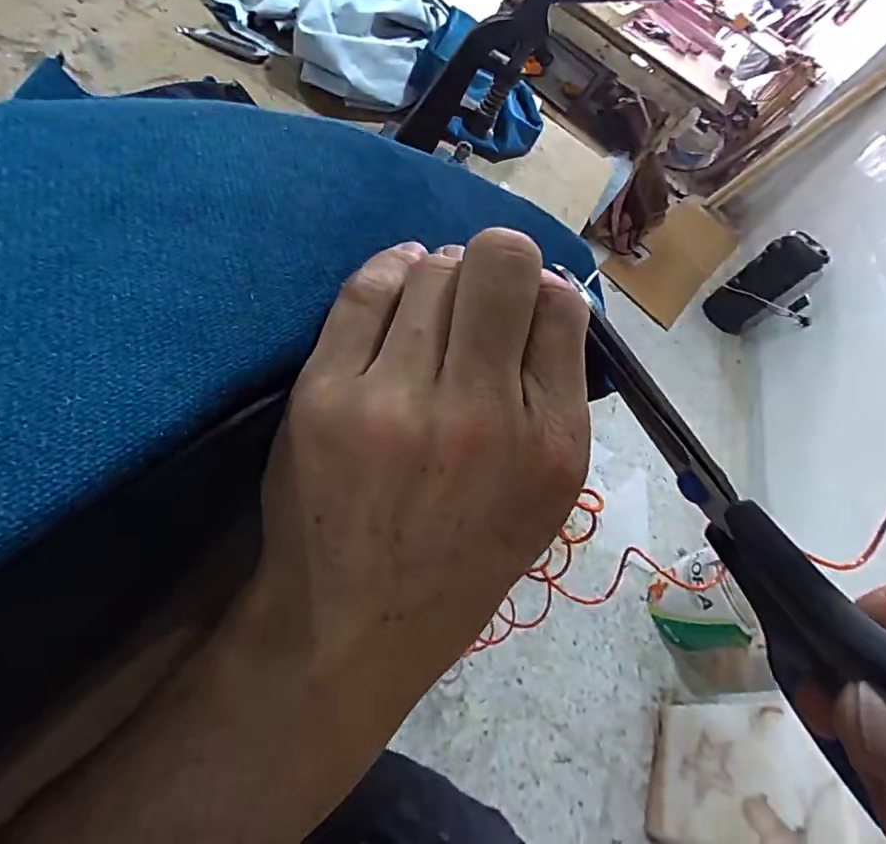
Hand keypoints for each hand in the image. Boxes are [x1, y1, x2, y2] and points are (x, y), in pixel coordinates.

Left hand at [1, 231, 590, 843]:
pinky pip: (366, 288)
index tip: (521, 301)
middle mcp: (478, 415)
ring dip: (440, 272)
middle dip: (496, 262)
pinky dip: (390, 268)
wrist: (353, 622)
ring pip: (432, 269)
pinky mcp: (325, 393)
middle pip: (498, 265)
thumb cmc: (461, 560)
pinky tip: (399, 277)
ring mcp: (394, 401)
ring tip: (435, 300)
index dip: (541, 287)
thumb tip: (546, 286)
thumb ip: (558, 388)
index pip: (560, 305)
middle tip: (477, 292)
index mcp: (550, 444)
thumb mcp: (544, 493)